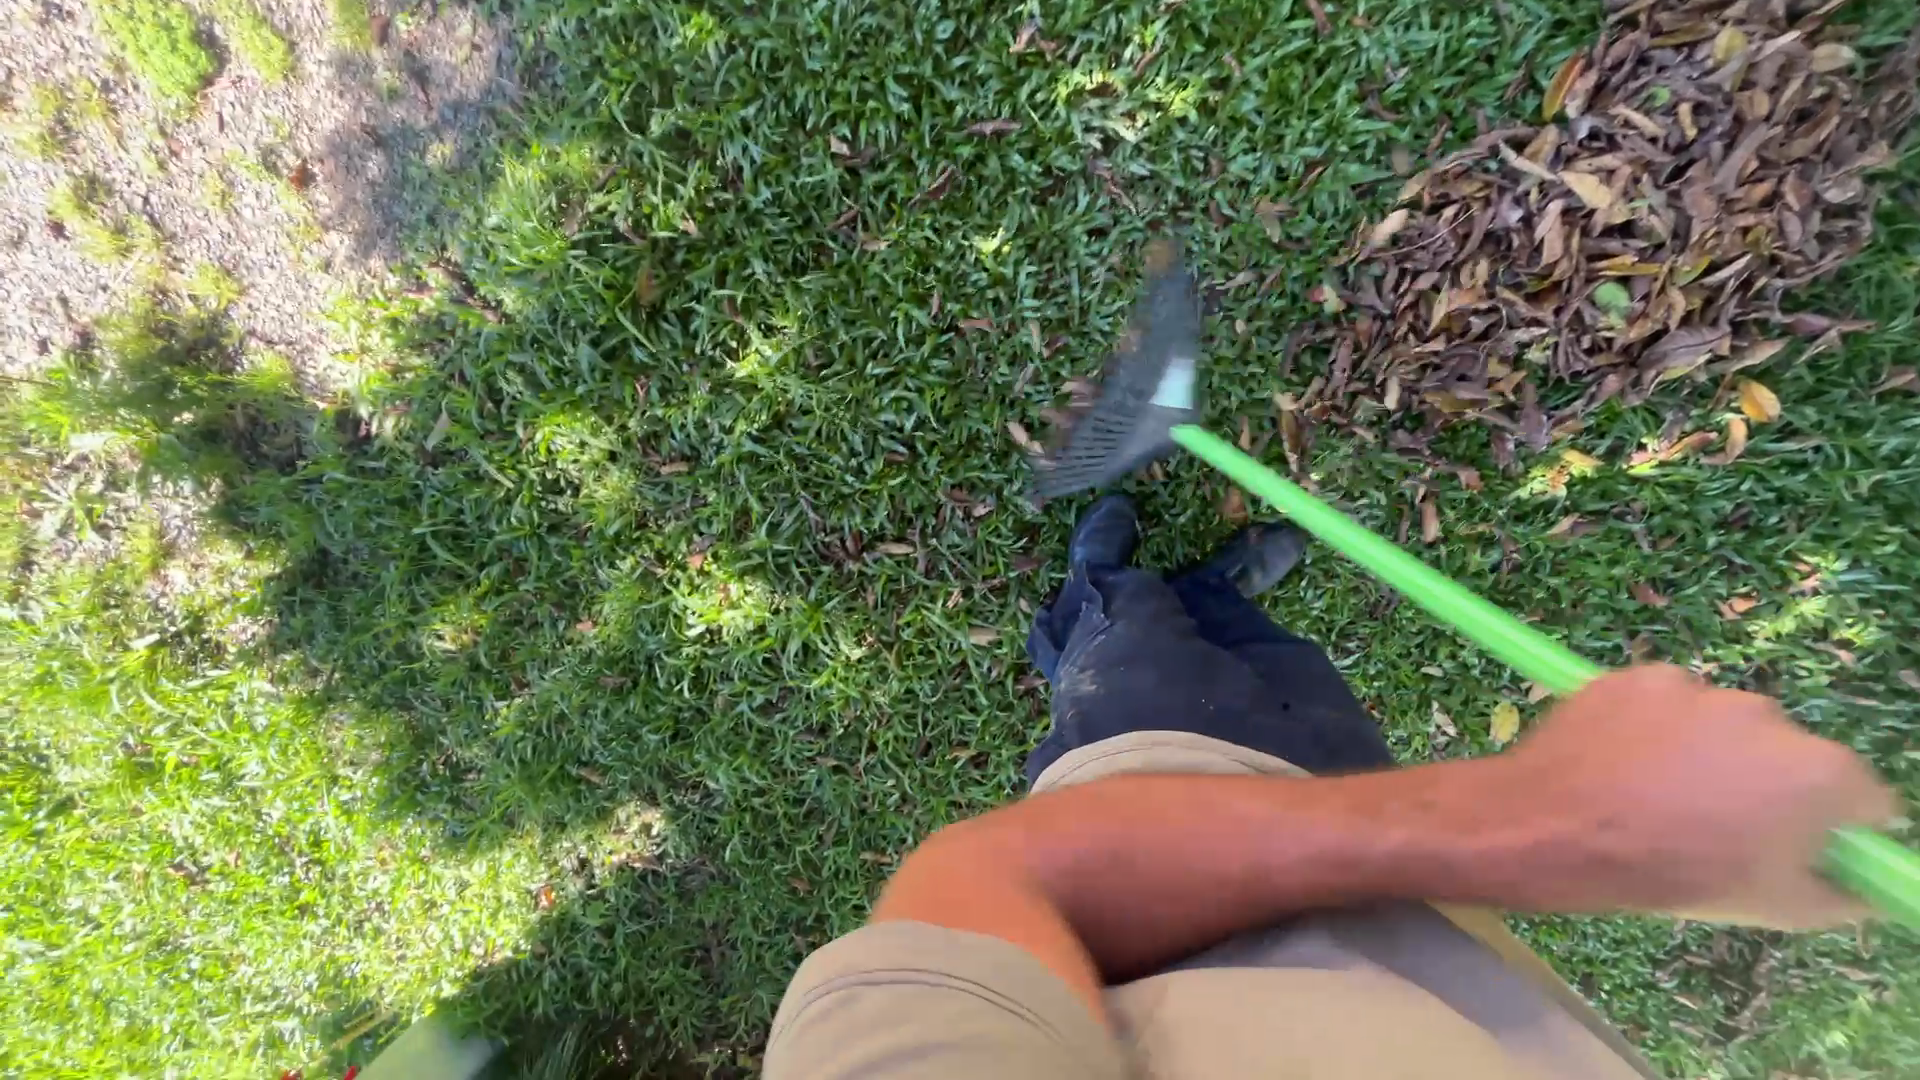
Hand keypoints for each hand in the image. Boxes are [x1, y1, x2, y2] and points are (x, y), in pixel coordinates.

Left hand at [1495, 664, 1898, 927]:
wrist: (1553, 825)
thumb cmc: (1669, 870)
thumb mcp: (1780, 905)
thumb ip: (1842, 891)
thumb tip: (1858, 881)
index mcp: (1820, 771)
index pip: (1859, 795)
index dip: (1830, 822)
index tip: (1791, 838)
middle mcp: (1761, 714)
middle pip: (1783, 749)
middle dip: (1760, 776)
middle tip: (1708, 811)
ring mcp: (1688, 688)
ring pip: (1716, 720)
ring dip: (1700, 743)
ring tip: (1653, 782)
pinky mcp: (1629, 676)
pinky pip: (1658, 699)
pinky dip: (1647, 720)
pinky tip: (1621, 753)